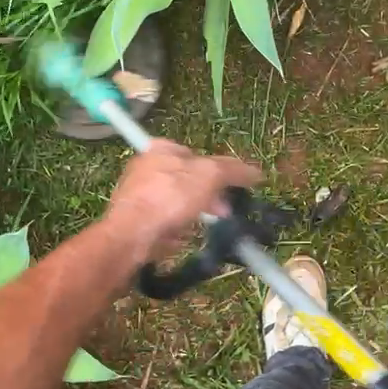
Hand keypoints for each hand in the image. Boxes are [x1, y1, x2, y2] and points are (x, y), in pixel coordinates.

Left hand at [99, 141, 261, 263]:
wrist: (131, 235)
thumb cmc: (169, 197)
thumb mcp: (208, 175)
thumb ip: (232, 170)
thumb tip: (255, 172)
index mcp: (161, 149)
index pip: (196, 154)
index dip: (217, 170)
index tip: (231, 188)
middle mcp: (146, 168)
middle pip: (187, 181)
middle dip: (208, 197)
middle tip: (225, 212)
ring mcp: (138, 196)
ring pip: (176, 204)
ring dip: (193, 216)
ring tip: (207, 228)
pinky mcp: (135, 221)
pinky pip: (163, 224)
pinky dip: (175, 231)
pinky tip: (183, 239)